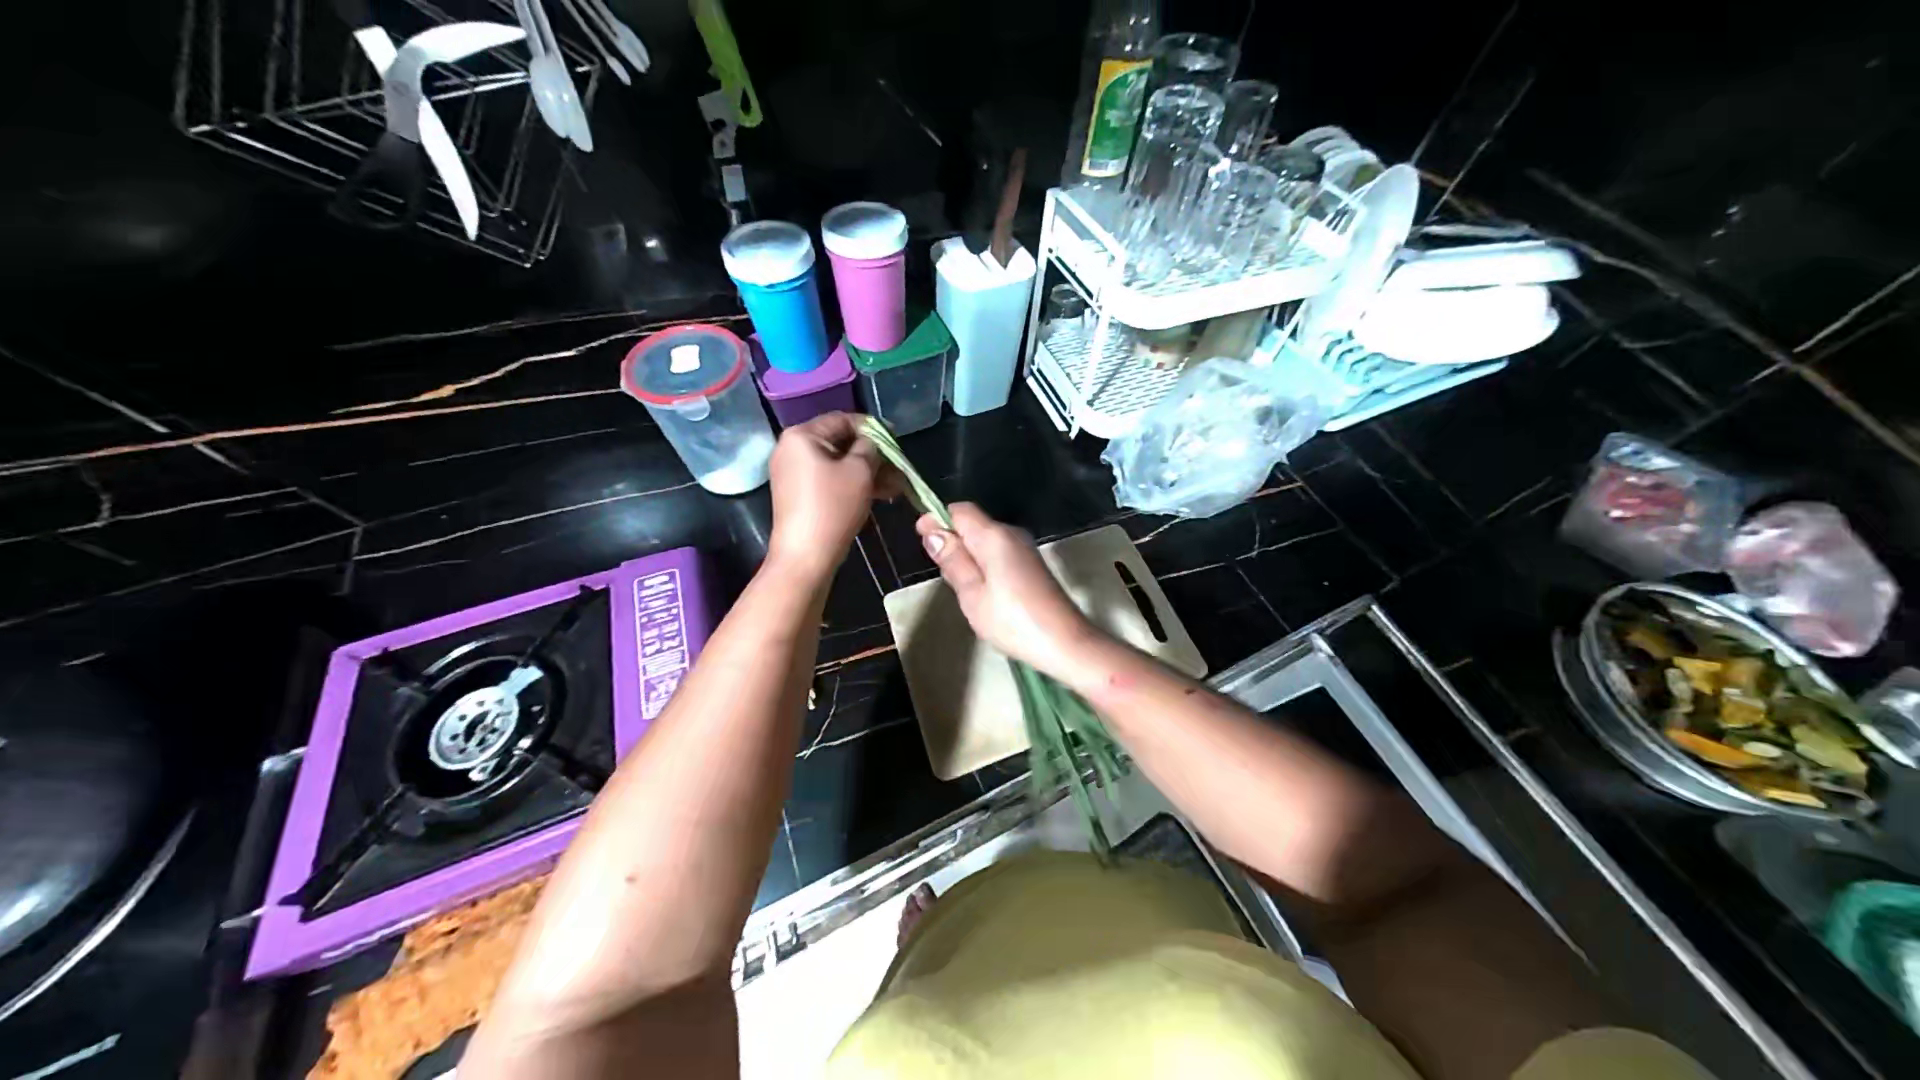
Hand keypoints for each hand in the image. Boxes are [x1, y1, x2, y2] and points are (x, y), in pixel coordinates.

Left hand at [766, 413, 897, 577]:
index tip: (898, 440)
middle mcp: (792, 449)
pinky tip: (880, 494)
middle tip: (899, 467)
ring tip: (896, 485)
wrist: (805, 556)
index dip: (873, 428)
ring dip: (867, 471)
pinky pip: (830, 479)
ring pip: (838, 463)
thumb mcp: (860, 471)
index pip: (843, 419)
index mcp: (802, 435)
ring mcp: (794, 472)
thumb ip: (870, 447)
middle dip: (873, 454)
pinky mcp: (799, 493)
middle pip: (840, 442)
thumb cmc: (833, 507)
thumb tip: (874, 440)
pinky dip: (852, 483)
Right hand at [914, 503, 1103, 676]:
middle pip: (973, 525)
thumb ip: (953, 561)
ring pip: (985, 541)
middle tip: (940, 571)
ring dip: (967, 556)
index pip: (960, 511)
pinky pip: (998, 554)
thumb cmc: (1013, 622)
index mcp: (995, 537)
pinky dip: (983, 565)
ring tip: (959, 587)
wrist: (1065, 643)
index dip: (938, 520)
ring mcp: (1024, 549)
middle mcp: (1012, 534)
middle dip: (951, 540)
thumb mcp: (972, 595)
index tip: (921, 538)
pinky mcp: (1031, 565)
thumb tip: (933, 532)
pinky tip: (980, 592)